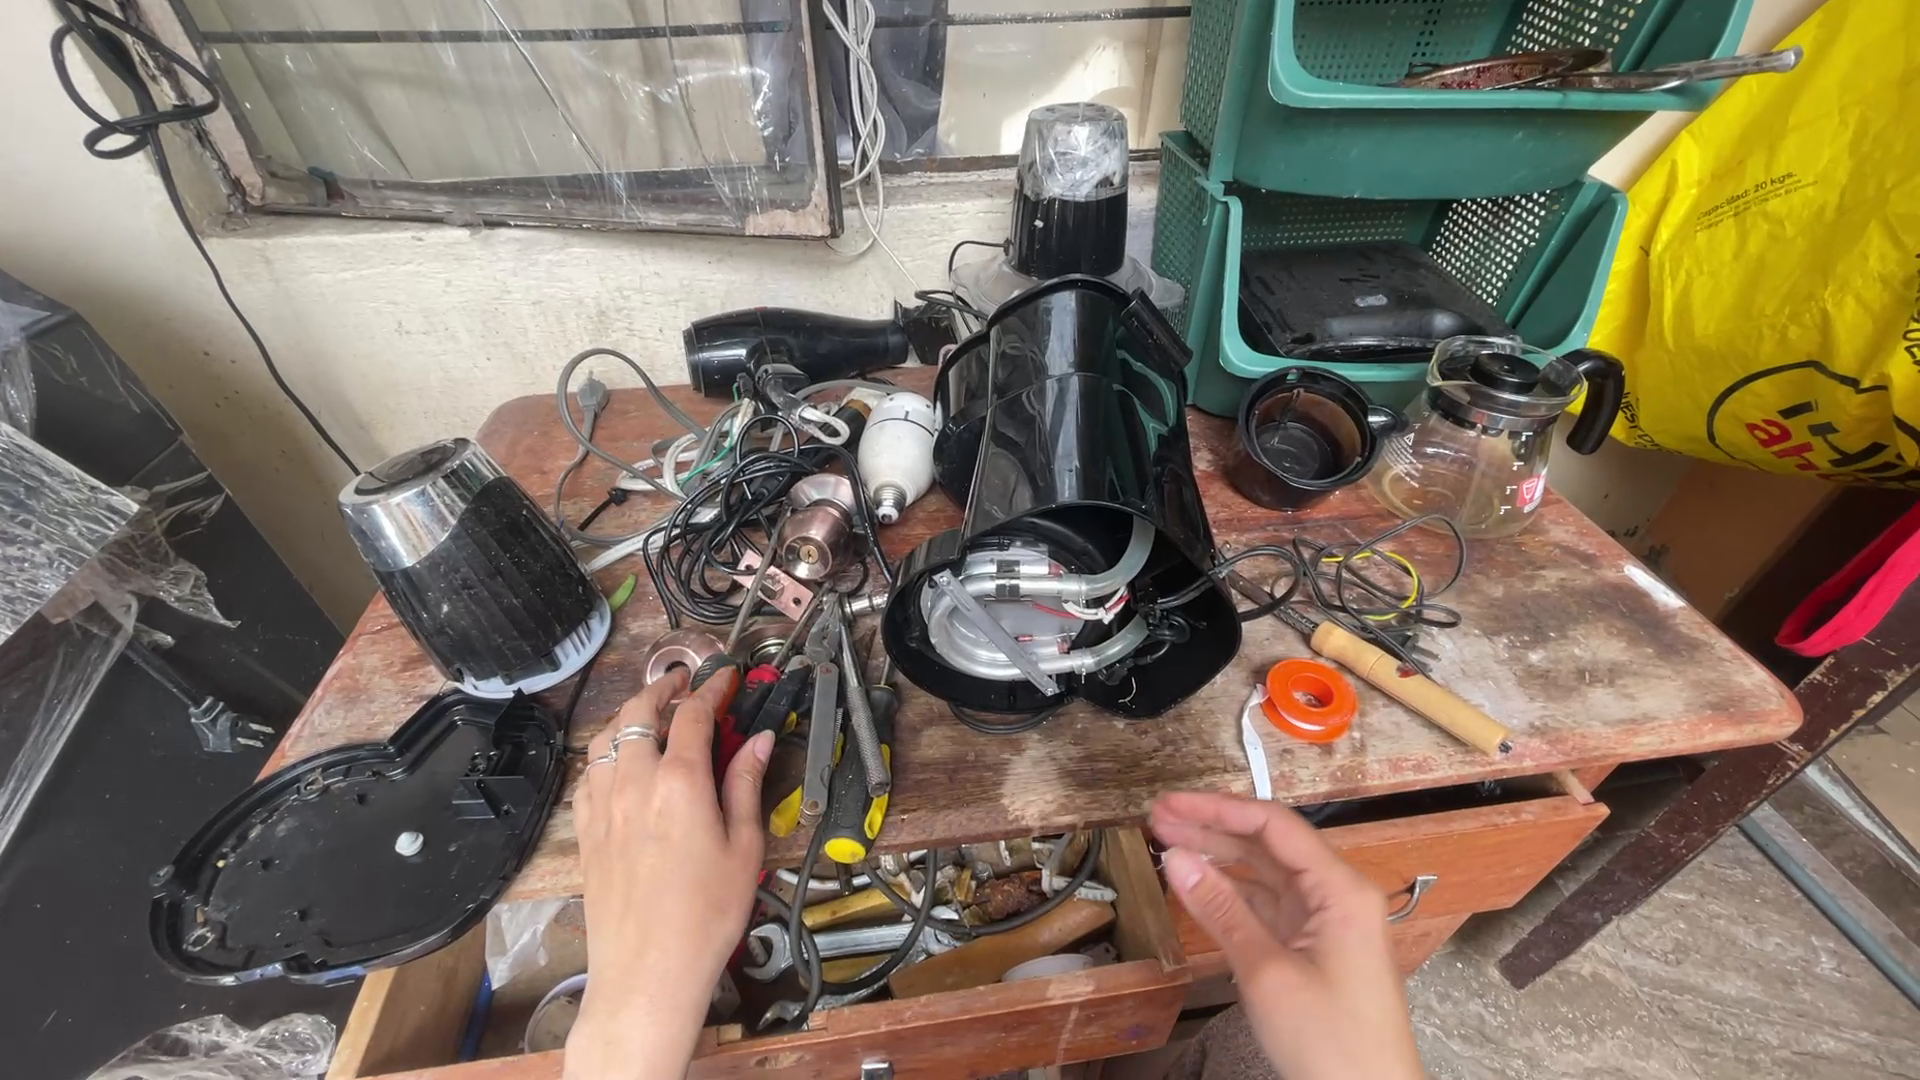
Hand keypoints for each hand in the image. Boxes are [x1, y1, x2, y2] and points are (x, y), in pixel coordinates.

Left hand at [564, 669, 773, 1079]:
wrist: (647, 974)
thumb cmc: (707, 913)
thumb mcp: (744, 846)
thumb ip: (747, 784)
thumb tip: (759, 739)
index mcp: (680, 783)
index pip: (693, 715)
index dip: (712, 689)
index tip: (727, 678)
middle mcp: (634, 783)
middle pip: (639, 714)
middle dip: (663, 688)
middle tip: (683, 681)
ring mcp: (603, 807)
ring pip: (606, 738)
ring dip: (629, 715)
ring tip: (651, 712)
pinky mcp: (586, 833)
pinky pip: (588, 774)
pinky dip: (605, 751)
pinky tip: (620, 760)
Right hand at [1151, 792, 1422, 1079]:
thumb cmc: (1329, 1040)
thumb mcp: (1266, 972)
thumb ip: (1219, 908)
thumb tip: (1173, 856)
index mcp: (1340, 888)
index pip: (1273, 825)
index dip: (1217, 809)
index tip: (1170, 804)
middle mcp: (1336, 893)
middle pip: (1267, 844)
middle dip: (1211, 828)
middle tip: (1158, 819)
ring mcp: (1325, 920)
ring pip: (1264, 871)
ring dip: (1217, 856)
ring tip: (1168, 842)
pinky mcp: (1312, 944)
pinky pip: (1266, 902)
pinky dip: (1230, 891)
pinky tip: (1197, 883)